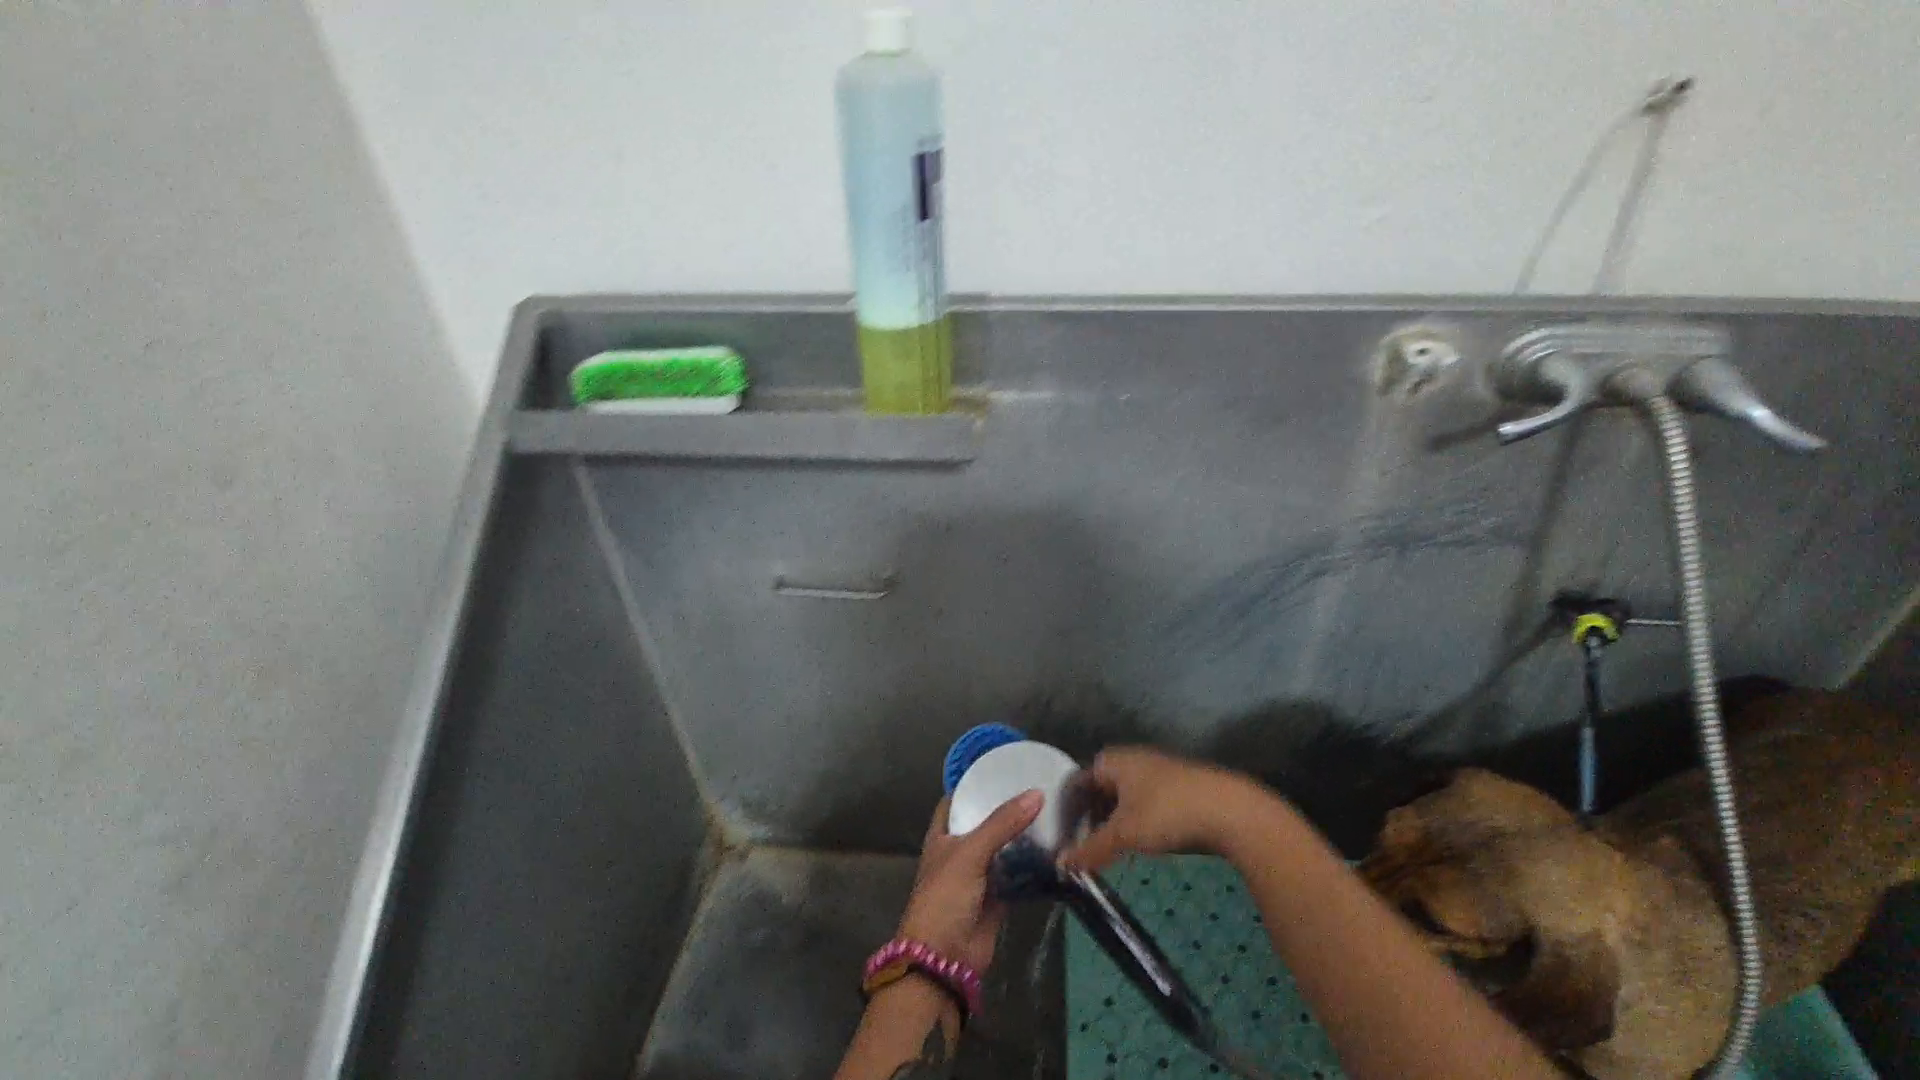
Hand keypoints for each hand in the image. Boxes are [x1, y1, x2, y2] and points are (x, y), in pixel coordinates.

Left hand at [896, 790, 1043, 971]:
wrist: (945, 958)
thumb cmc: (945, 898)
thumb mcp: (969, 854)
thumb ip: (1002, 824)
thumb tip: (1036, 793)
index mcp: (942, 837)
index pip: (955, 802)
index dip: (972, 785)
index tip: (1001, 769)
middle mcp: (960, 854)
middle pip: (985, 825)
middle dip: (1007, 811)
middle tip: (1039, 789)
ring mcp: (980, 877)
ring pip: (1004, 851)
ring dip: (1023, 839)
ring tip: (1054, 814)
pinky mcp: (998, 900)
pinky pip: (1018, 878)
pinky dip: (1033, 868)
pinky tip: (1056, 851)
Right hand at [1058, 747, 1275, 873]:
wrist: (1232, 811)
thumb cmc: (1168, 813)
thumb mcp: (1124, 834)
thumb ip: (1090, 849)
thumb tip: (1060, 865)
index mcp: (1115, 760)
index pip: (1080, 780)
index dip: (1071, 807)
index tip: (1066, 835)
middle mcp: (1135, 759)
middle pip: (1104, 788)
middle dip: (1094, 816)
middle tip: (1087, 846)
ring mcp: (1161, 772)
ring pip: (1128, 797)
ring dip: (1118, 820)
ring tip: (1114, 849)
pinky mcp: (1183, 788)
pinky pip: (1149, 803)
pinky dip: (1141, 821)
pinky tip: (1146, 844)